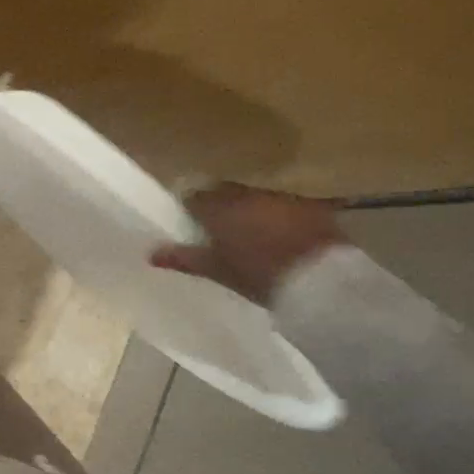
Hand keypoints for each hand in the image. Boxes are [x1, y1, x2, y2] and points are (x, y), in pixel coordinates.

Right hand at [150, 183, 346, 304]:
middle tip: (219, 231)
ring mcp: (281, 198)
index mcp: (219, 206)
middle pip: (224, 192)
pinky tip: (280, 237)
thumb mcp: (217, 270)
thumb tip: (151, 253)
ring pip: (255, 197)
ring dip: (249, 210)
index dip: (190, 208)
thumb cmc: (259, 275)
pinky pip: (283, 206)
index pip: (193, 195)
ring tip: (251, 235)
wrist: (323, 282)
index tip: (191, 225)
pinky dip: (276, 217)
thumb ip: (184, 258)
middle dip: (220, 206)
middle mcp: (247, 194)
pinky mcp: (311, 207)